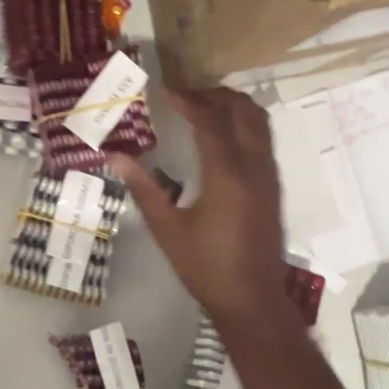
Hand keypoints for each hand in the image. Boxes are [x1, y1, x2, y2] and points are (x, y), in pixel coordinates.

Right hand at [111, 89, 291, 330]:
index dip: (188, 100)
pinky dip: (245, 125)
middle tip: (184, 97)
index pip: (209, 121)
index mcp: (227, 176)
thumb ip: (144, 189)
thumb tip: (115, 157)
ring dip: (233, 107)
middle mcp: (254, 167)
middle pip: (241, 110)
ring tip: (203, 109)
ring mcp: (269, 176)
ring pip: (259, 122)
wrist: (251, 299)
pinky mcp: (274, 187)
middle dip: (213, 96)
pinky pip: (263, 140)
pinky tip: (223, 138)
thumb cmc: (205, 269)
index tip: (165, 90)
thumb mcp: (168, 231)